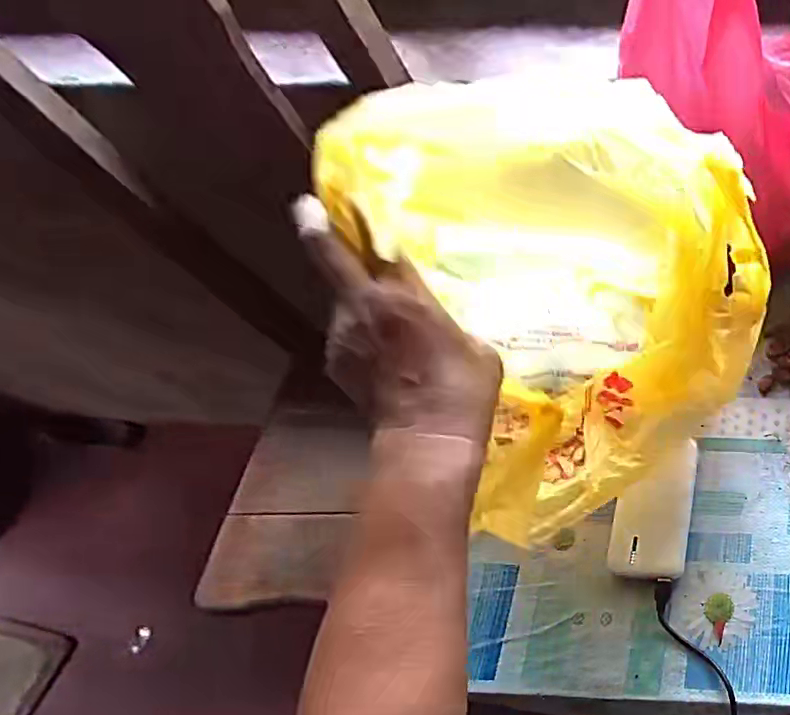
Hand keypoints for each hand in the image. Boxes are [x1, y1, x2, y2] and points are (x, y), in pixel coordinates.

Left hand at [296, 197, 503, 441]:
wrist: (428, 440)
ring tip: (380, 322)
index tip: (352, 199)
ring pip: (342, 302)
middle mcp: (363, 304)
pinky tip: (382, 360)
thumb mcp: (479, 351)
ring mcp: (342, 333)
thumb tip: (440, 326)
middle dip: (317, 227)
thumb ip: (452, 326)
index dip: (365, 218)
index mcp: (404, 296)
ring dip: (356, 303)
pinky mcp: (336, 361)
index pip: (378, 242)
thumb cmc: (464, 392)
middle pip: (328, 253)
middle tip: (310, 210)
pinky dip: (359, 339)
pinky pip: (346, 337)